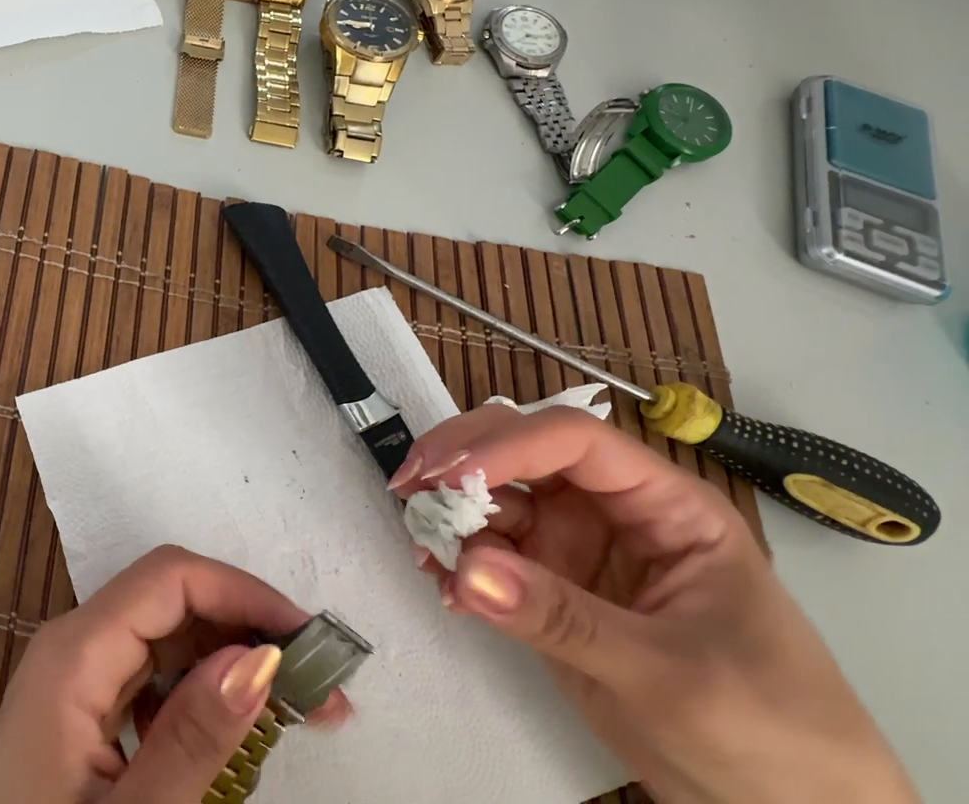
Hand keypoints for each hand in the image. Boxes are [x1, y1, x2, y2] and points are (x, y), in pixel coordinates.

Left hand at [0, 545, 349, 803]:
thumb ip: (194, 736)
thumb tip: (261, 656)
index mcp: (74, 653)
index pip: (169, 579)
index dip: (244, 593)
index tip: (313, 644)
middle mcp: (72, 647)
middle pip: (169, 602)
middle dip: (248, 631)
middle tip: (323, 693)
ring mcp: (72, 677)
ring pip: (163, 639)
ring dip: (230, 664)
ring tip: (295, 714)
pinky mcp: (79, 710)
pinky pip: (148, 678)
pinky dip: (198, 694)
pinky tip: (231, 735)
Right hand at [395, 404, 920, 803]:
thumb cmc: (768, 731)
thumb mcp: (670, 675)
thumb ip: (563, 618)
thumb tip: (466, 569)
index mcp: (666, 508)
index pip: (575, 443)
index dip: (506, 446)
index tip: (444, 477)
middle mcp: (613, 513)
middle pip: (523, 452)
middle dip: (460, 462)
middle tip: (407, 490)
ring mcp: (578, 551)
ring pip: (494, 500)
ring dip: (449, 514)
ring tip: (422, 552)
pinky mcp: (548, 590)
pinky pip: (487, 556)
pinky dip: (455, 561)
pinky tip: (443, 589)